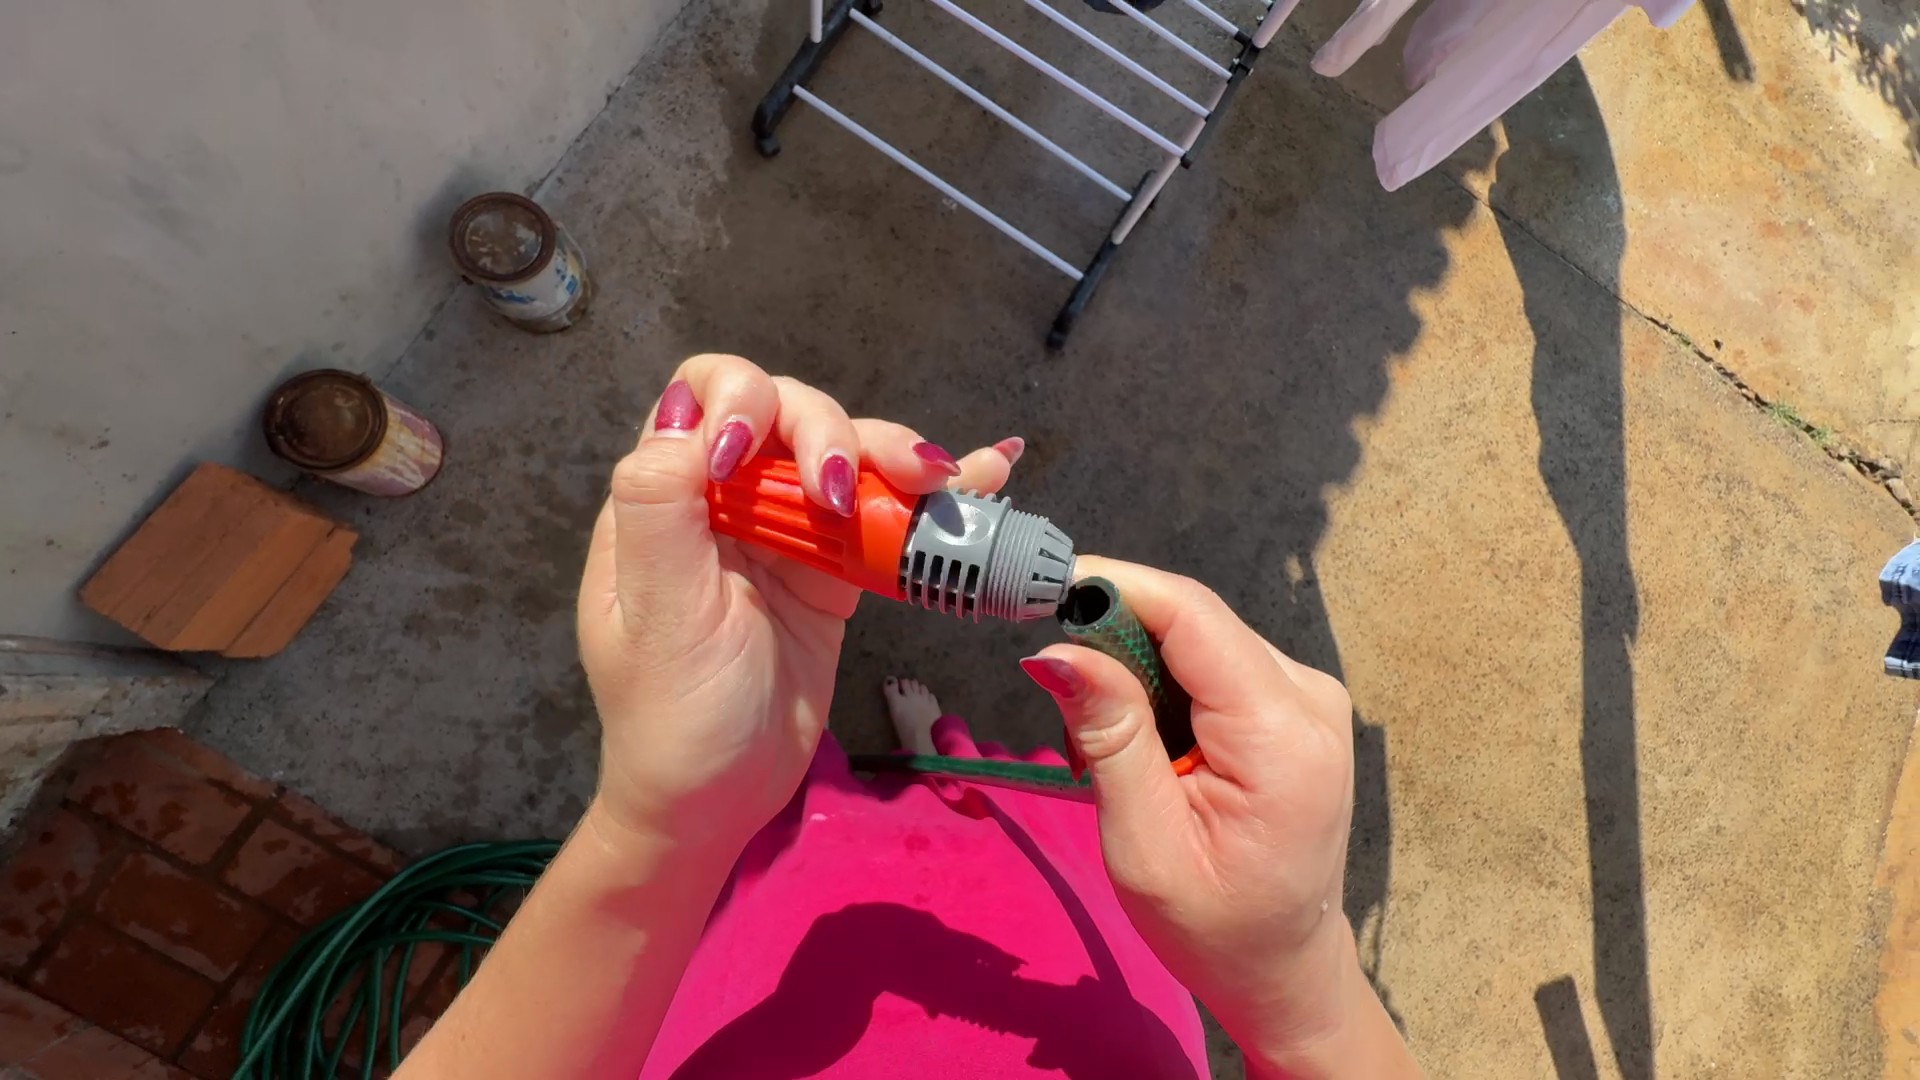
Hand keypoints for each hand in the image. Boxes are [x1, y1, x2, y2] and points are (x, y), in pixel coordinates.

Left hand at [578, 356, 1019, 855]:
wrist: (728, 795)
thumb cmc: (676, 714)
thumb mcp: (657, 615)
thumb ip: (659, 508)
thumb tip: (693, 417)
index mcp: (671, 499)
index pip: (704, 399)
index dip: (741, 402)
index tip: (758, 461)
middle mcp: (732, 499)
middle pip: (790, 415)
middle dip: (830, 432)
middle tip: (849, 489)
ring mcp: (793, 532)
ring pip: (848, 456)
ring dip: (895, 453)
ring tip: (938, 479)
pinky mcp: (840, 567)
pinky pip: (886, 514)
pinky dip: (934, 494)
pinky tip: (981, 473)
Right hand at [1020, 558, 1411, 1073]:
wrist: (1282, 965)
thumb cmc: (1212, 924)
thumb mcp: (1142, 843)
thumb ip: (1108, 735)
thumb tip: (1055, 650)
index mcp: (1282, 736)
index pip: (1193, 616)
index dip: (1116, 588)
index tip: (1044, 593)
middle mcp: (1307, 694)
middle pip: (1192, 620)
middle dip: (1113, 636)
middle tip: (1063, 694)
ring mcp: (1305, 693)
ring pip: (1194, 634)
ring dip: (1131, 662)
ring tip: (1099, 733)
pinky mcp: (1289, 699)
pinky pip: (1208, 657)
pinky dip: (1157, 678)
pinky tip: (1139, 732)